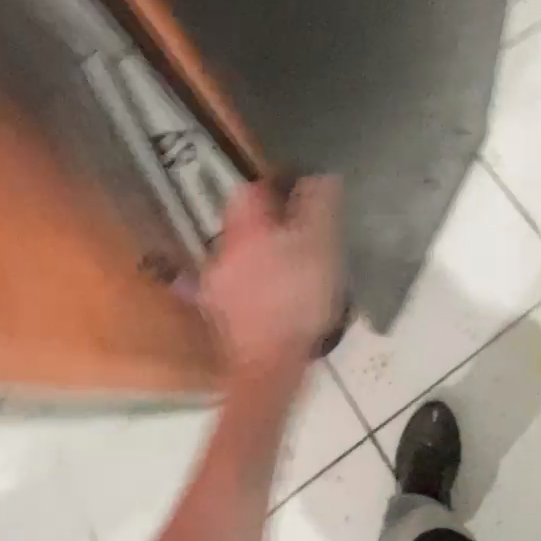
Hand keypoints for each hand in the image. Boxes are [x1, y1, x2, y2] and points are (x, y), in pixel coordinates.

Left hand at [202, 177, 344, 377]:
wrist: (270, 366)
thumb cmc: (299, 297)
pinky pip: (242, 284)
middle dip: (273, 223)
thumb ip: (319, 204)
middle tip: (306, 233)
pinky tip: (283, 297)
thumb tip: (321, 174)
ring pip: (244, 254)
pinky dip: (260, 283)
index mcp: (245, 228)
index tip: (300, 196)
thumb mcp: (322, 244)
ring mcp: (217, 285)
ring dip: (267, 254)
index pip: (250, 189)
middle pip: (246, 222)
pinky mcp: (221, 314)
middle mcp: (223, 250)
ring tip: (298, 268)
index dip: (275, 185)